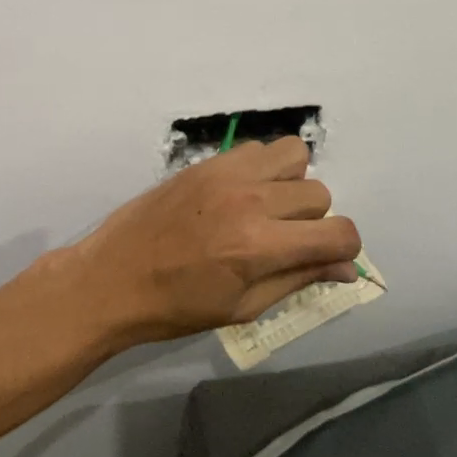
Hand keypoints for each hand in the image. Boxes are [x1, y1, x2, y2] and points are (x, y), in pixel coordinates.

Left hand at [65, 136, 362, 344]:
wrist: (110, 279)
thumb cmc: (175, 307)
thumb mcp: (242, 308)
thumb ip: (298, 279)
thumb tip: (346, 268)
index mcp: (259, 247)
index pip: (338, 233)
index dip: (345, 249)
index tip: (329, 258)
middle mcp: (250, 200)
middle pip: (319, 193)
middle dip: (314, 221)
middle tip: (284, 242)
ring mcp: (226, 174)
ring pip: (295, 155)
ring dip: (293, 184)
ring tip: (267, 209)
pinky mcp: (206, 162)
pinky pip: (257, 148)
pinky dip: (262, 168)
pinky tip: (240, 195)